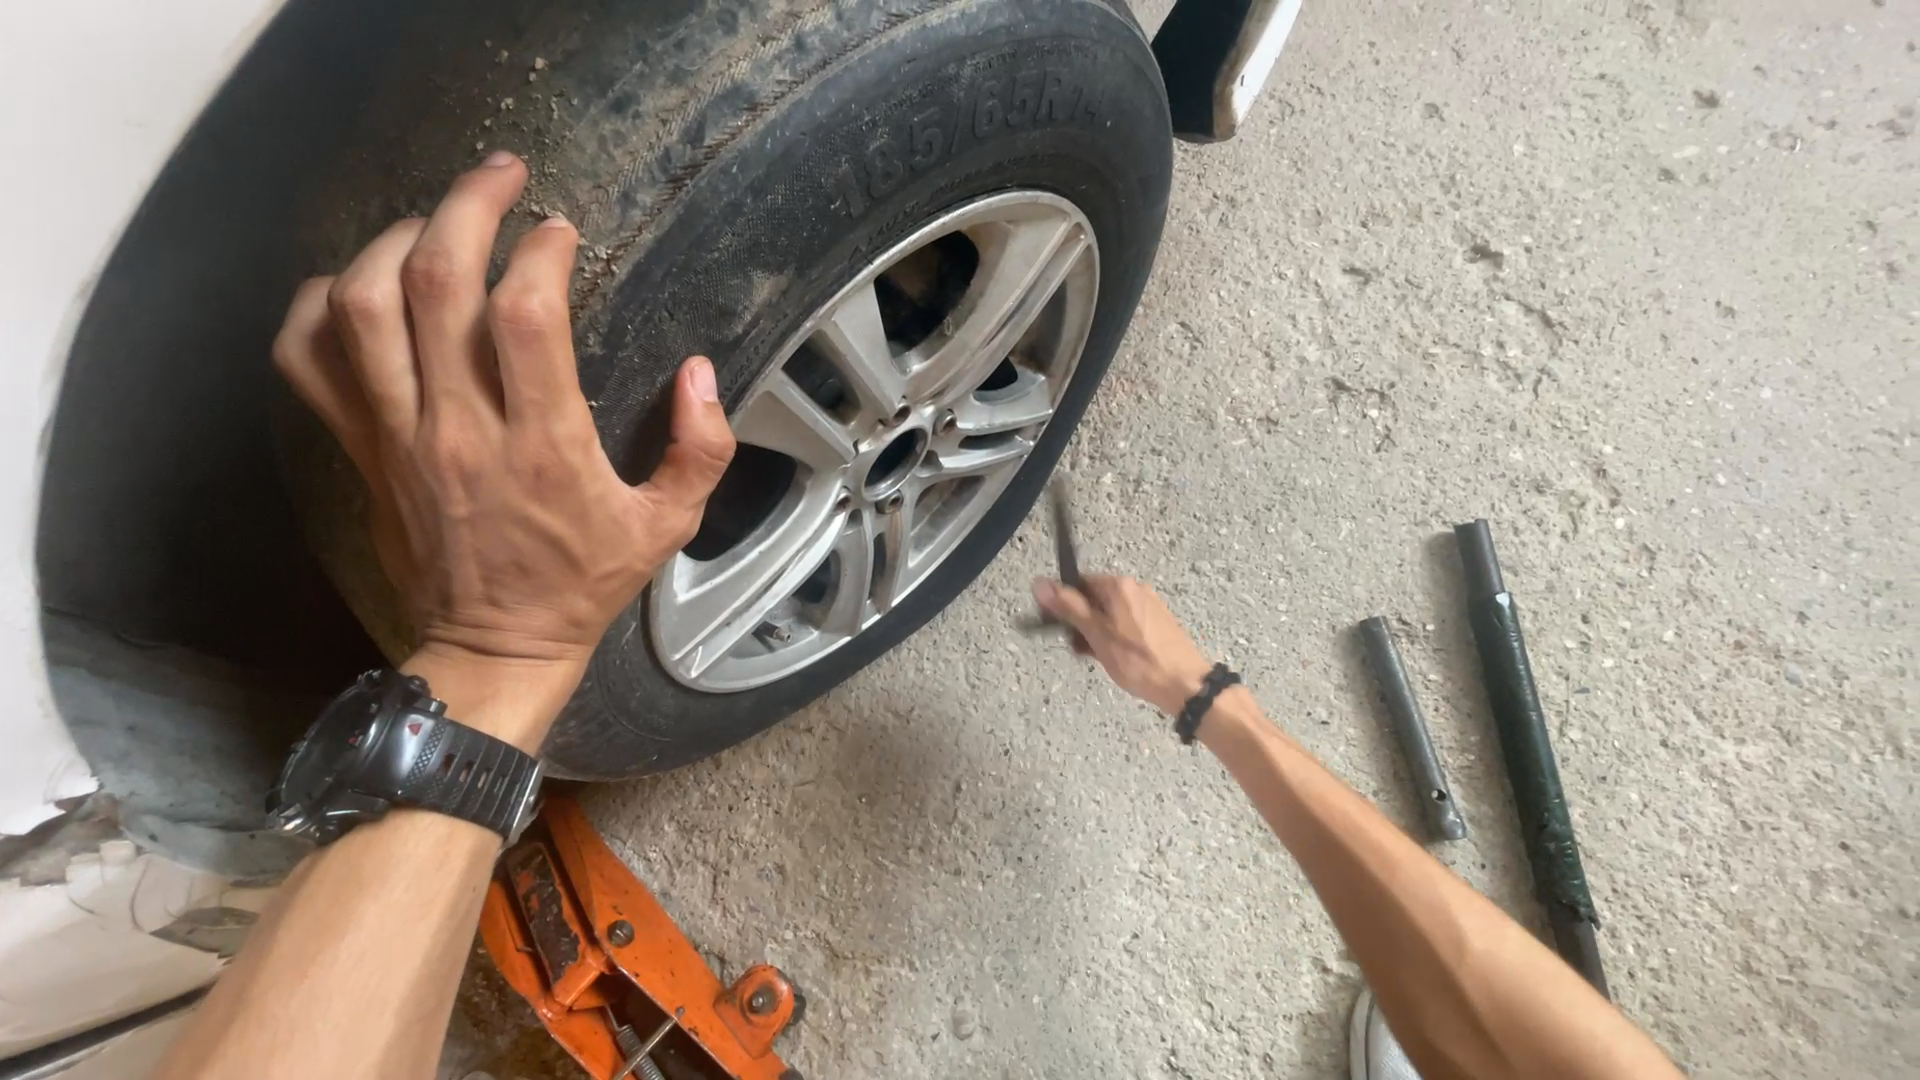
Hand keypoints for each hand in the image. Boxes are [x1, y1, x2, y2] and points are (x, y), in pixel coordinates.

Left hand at [272, 151, 735, 671]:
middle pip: (436, 285)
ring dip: (398, 240)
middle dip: (467, 209)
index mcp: (543, 447)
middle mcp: (460, 430)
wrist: (497, 645)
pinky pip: (311, 358)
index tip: (562, 231)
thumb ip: (701, 449)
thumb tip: (701, 375)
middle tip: (500, 176)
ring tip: (438, 219)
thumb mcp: (671, 525)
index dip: (541, 254)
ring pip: (363, 305)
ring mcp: (399, 438)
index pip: (525, 318)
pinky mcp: (364, 450)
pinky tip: (363, 282)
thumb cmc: (587, 582)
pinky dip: (322, 302)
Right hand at [1033, 576, 1212, 713]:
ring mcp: (1149, 605)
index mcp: (1119, 586)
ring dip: (1097, 632)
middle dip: (1082, 622)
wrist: (1184, 684)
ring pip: (1110, 613)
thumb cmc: (1138, 661)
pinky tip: (1116, 658)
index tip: (1059, 627)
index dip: (1064, 605)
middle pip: (1094, 598)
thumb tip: (1040, 583)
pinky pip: (1126, 623)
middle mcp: (1135, 589)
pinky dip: (1115, 637)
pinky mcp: (1158, 623)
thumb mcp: (1096, 634)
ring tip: (1099, 657)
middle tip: (1080, 648)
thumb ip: (1068, 607)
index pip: (1078, 583)